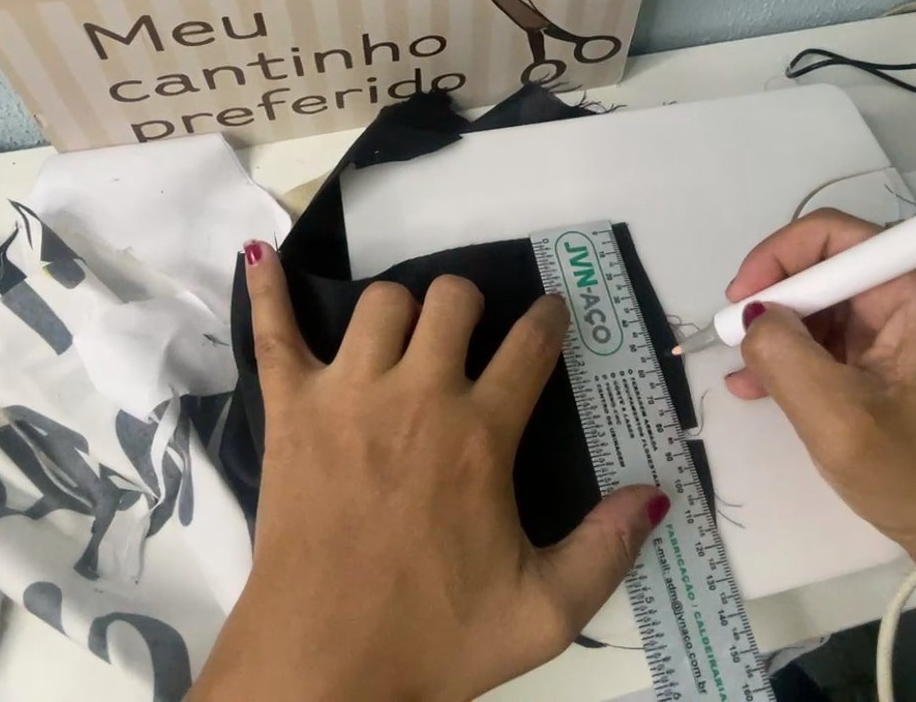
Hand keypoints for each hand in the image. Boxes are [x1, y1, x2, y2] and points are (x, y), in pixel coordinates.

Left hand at [191, 243, 667, 701]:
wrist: (320, 671)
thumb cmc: (432, 638)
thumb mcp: (543, 612)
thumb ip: (607, 549)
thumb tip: (654, 491)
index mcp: (479, 434)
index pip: (530, 346)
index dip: (548, 318)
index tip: (551, 311)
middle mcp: (417, 394)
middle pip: (452, 299)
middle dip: (469, 306)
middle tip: (468, 335)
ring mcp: (347, 394)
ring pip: (381, 302)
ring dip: (399, 310)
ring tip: (402, 339)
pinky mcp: (290, 408)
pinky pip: (274, 332)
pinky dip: (268, 292)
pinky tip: (261, 256)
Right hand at [723, 210, 915, 558]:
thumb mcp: (835, 417)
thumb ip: (781, 353)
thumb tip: (753, 316)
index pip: (834, 236)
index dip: (777, 257)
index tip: (739, 301)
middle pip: (828, 265)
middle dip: (775, 300)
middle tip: (736, 339)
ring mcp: (914, 325)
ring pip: (826, 302)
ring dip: (781, 332)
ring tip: (746, 372)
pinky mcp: (901, 354)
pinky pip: (837, 334)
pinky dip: (798, 353)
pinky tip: (758, 384)